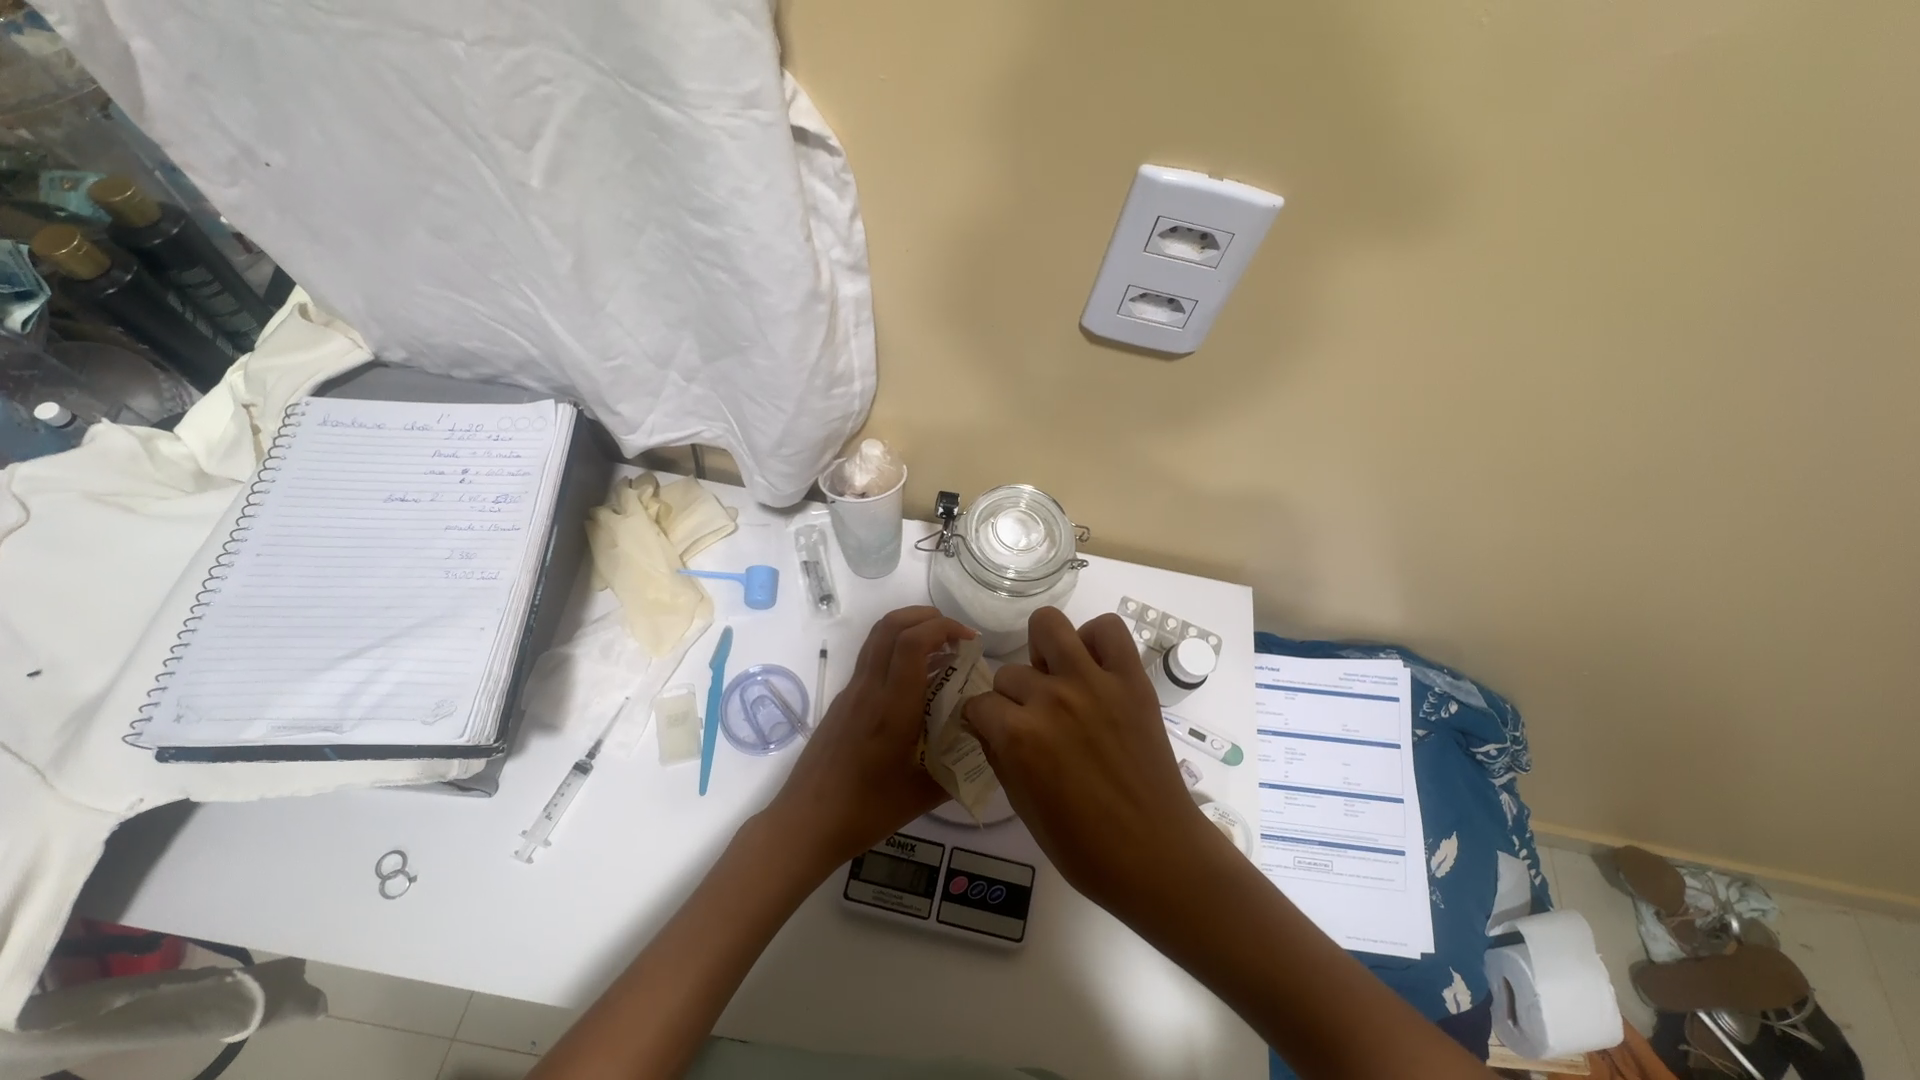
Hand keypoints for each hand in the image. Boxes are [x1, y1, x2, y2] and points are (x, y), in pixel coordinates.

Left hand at [767, 606, 974, 873]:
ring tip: (940, 652)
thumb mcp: (923, 794)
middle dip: (927, 617)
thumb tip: (986, 746)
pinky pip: (871, 662)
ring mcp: (851, 694)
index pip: (913, 642)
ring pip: (877, 639)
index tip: (970, 640)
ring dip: (910, 631)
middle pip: (891, 626)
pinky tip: (915, 686)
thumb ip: (959, 767)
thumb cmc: (865, 811)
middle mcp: (868, 690)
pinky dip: (896, 654)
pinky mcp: (841, 704)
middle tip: (956, 637)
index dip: (944, 628)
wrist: (805, 823)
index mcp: (891, 707)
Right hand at [965, 607, 1224, 920]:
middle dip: (1014, 697)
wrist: (1154, 853)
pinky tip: (1094, 669)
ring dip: (1044, 651)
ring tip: (1059, 679)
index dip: (984, 723)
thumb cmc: (1083, 846)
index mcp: (1018, 736)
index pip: (978, 706)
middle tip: (1035, 720)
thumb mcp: (1022, 806)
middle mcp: (1051, 699)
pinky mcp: (1131, 679)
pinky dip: (1095, 641)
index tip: (996, 735)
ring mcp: (1093, 683)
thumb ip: (1000, 756)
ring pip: (1048, 625)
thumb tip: (988, 727)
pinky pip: (1108, 629)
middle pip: (1010, 673)